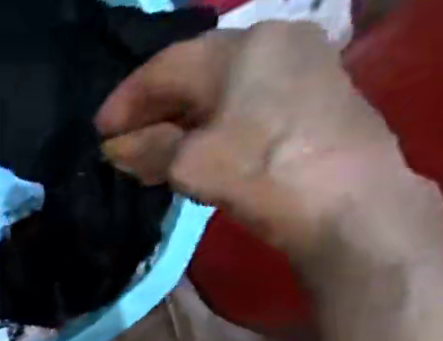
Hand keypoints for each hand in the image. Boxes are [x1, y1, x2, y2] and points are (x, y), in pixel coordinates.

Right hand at [95, 23, 409, 259]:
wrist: (345, 199)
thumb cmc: (258, 170)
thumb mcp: (186, 163)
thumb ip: (146, 148)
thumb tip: (116, 147)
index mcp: (240, 46)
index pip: (165, 66)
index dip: (125, 100)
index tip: (97, 134)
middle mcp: (273, 39)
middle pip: (195, 71)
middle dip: (152, 109)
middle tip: (120, 144)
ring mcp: (300, 63)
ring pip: (220, 87)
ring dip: (178, 119)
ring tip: (148, 155)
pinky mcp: (314, 92)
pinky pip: (245, 98)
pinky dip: (209, 122)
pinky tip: (190, 151)